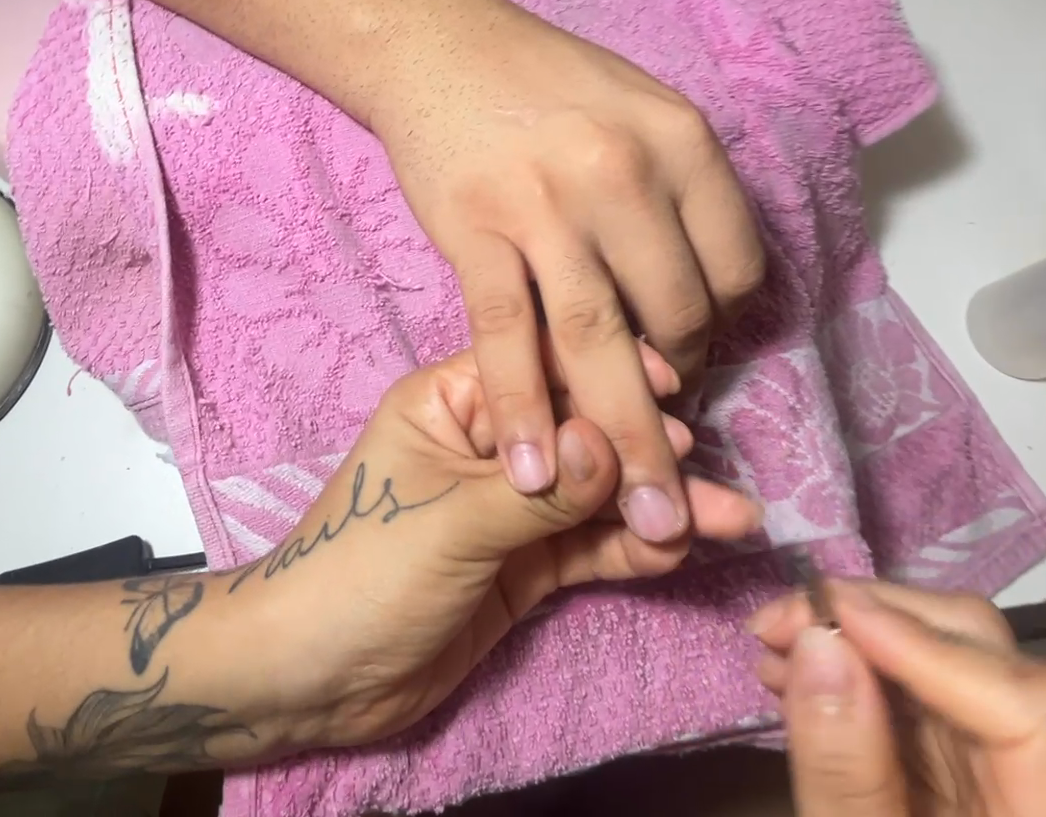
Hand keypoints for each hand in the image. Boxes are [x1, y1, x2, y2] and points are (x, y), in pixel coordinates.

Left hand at [226, 340, 763, 751]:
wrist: (314, 677)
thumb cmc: (362, 571)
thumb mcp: (451, 521)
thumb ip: (540, 489)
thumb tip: (619, 442)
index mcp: (453, 400)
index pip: (539, 369)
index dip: (604, 377)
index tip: (671, 389)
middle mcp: (490, 441)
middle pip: (579, 432)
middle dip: (644, 451)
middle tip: (701, 472)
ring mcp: (511, 504)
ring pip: (595, 494)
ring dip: (656, 505)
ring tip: (731, 519)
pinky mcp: (525, 561)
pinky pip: (588, 546)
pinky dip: (632, 548)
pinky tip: (680, 551)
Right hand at [370, 18, 763, 544]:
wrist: (437, 47)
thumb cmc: (542, 82)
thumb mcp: (638, 109)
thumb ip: (676, 193)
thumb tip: (690, 296)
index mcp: (683, 142)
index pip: (734, 269)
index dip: (716, 335)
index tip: (684, 368)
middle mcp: (626, 175)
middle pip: (675, 318)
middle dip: (679, 413)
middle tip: (683, 491)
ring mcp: (547, 207)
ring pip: (598, 341)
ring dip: (624, 441)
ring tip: (643, 520)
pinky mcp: (477, 233)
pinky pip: (508, 333)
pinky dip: (524, 407)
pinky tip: (533, 470)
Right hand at [747, 581, 1045, 816]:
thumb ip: (845, 772)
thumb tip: (819, 641)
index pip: (1039, 717)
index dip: (933, 650)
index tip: (827, 618)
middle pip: (1002, 666)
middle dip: (883, 619)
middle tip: (782, 620)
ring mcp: (1018, 784)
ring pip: (958, 662)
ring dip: (859, 633)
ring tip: (774, 644)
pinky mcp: (972, 777)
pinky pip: (922, 694)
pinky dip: (856, 665)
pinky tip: (798, 672)